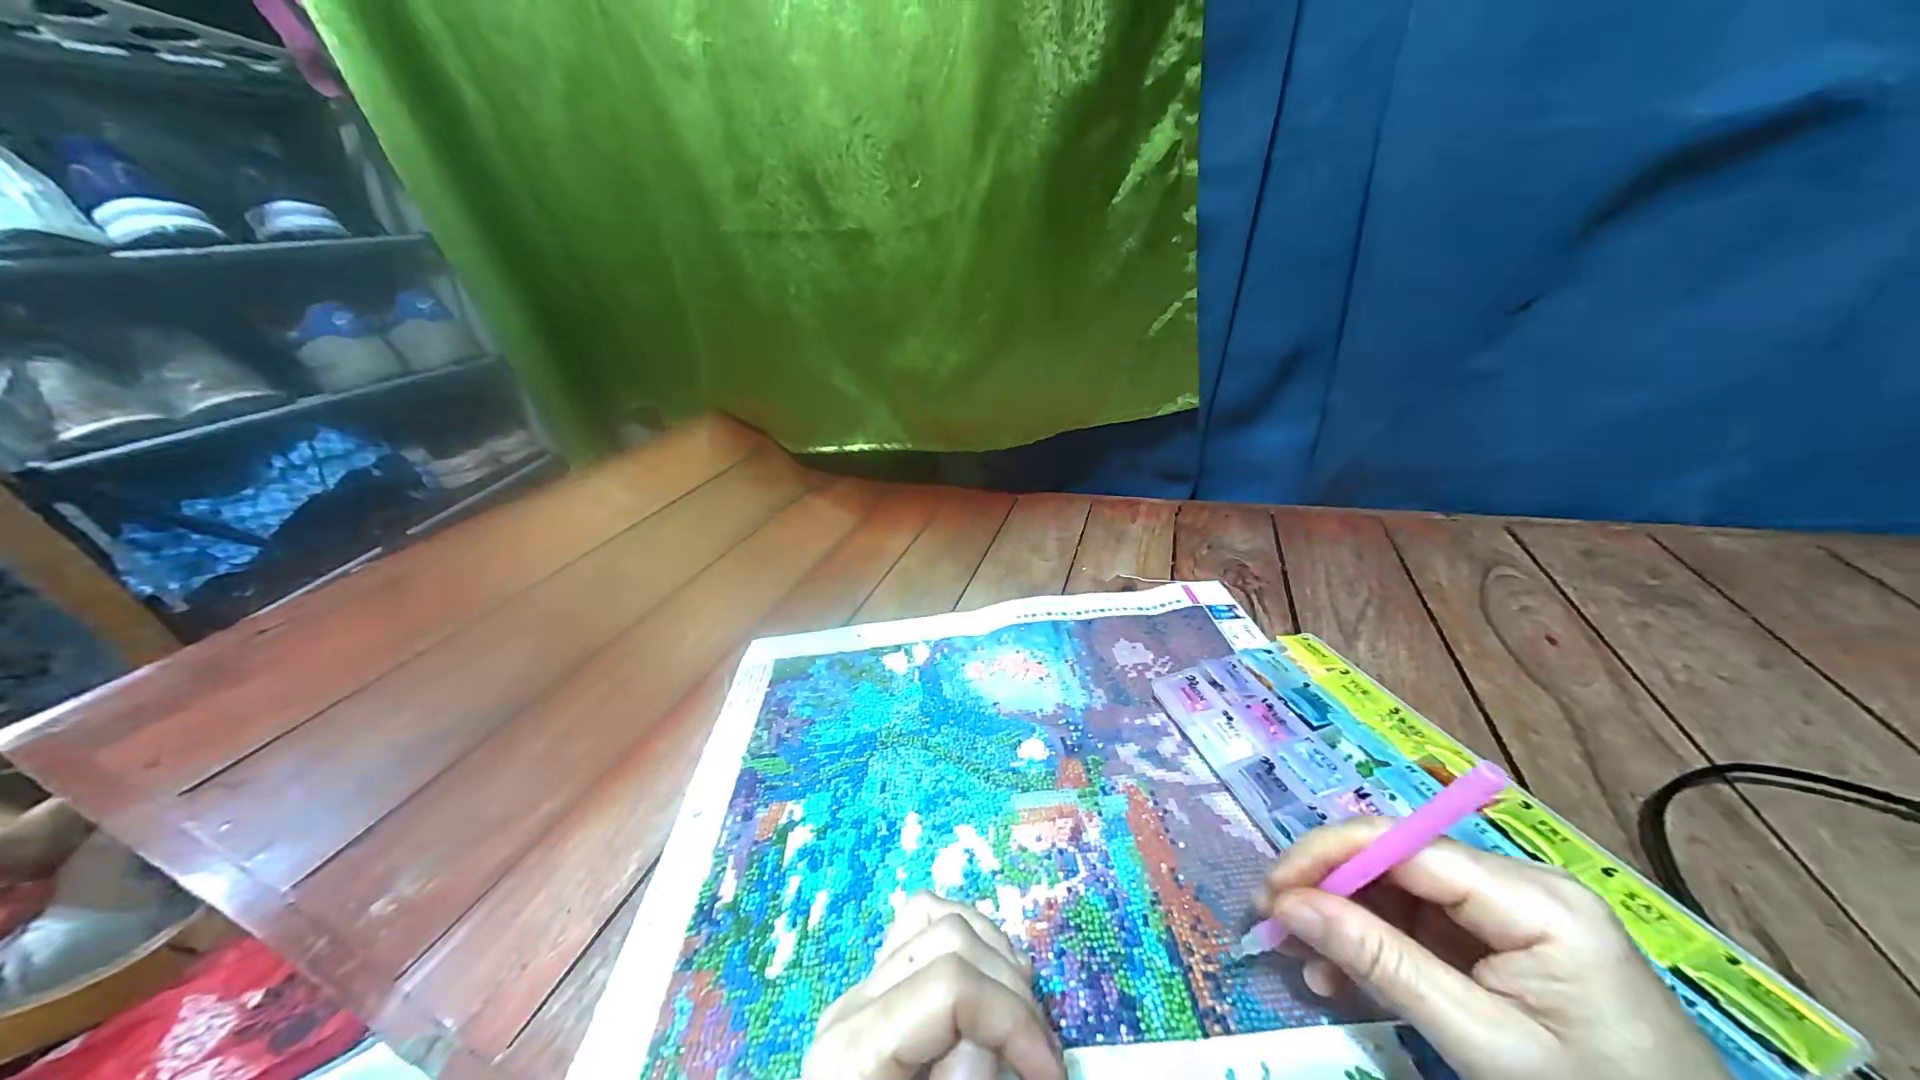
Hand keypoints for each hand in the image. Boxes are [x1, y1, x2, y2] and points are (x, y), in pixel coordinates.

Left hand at [802, 892, 1065, 1079]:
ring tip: (1022, 1018)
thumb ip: (961, 1079)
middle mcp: (854, 1001)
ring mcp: (866, 988)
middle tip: (1043, 1056)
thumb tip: (995, 1034)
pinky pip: (922, 923)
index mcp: (853, 1048)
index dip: (1012, 1019)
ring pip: (942, 919)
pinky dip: (969, 938)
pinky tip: (992, 979)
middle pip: (951, 940)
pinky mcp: (881, 989)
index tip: (1052, 1073)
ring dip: (997, 960)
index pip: (950, 984)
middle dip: (1012, 991)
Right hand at [1258, 818, 1730, 1079]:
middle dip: (1329, 892)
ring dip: (1346, 923)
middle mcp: (1521, 883)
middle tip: (1274, 927)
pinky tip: (1346, 976)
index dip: (1326, 858)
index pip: (1402, 845)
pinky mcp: (1504, 938)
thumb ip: (1381, 963)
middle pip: (1396, 862)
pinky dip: (1377, 946)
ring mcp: (1513, 909)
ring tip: (1306, 964)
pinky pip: (1422, 924)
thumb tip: (1286, 905)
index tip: (1270, 895)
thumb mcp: (1481, 1041)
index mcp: (1533, 898)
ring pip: (1399, 892)